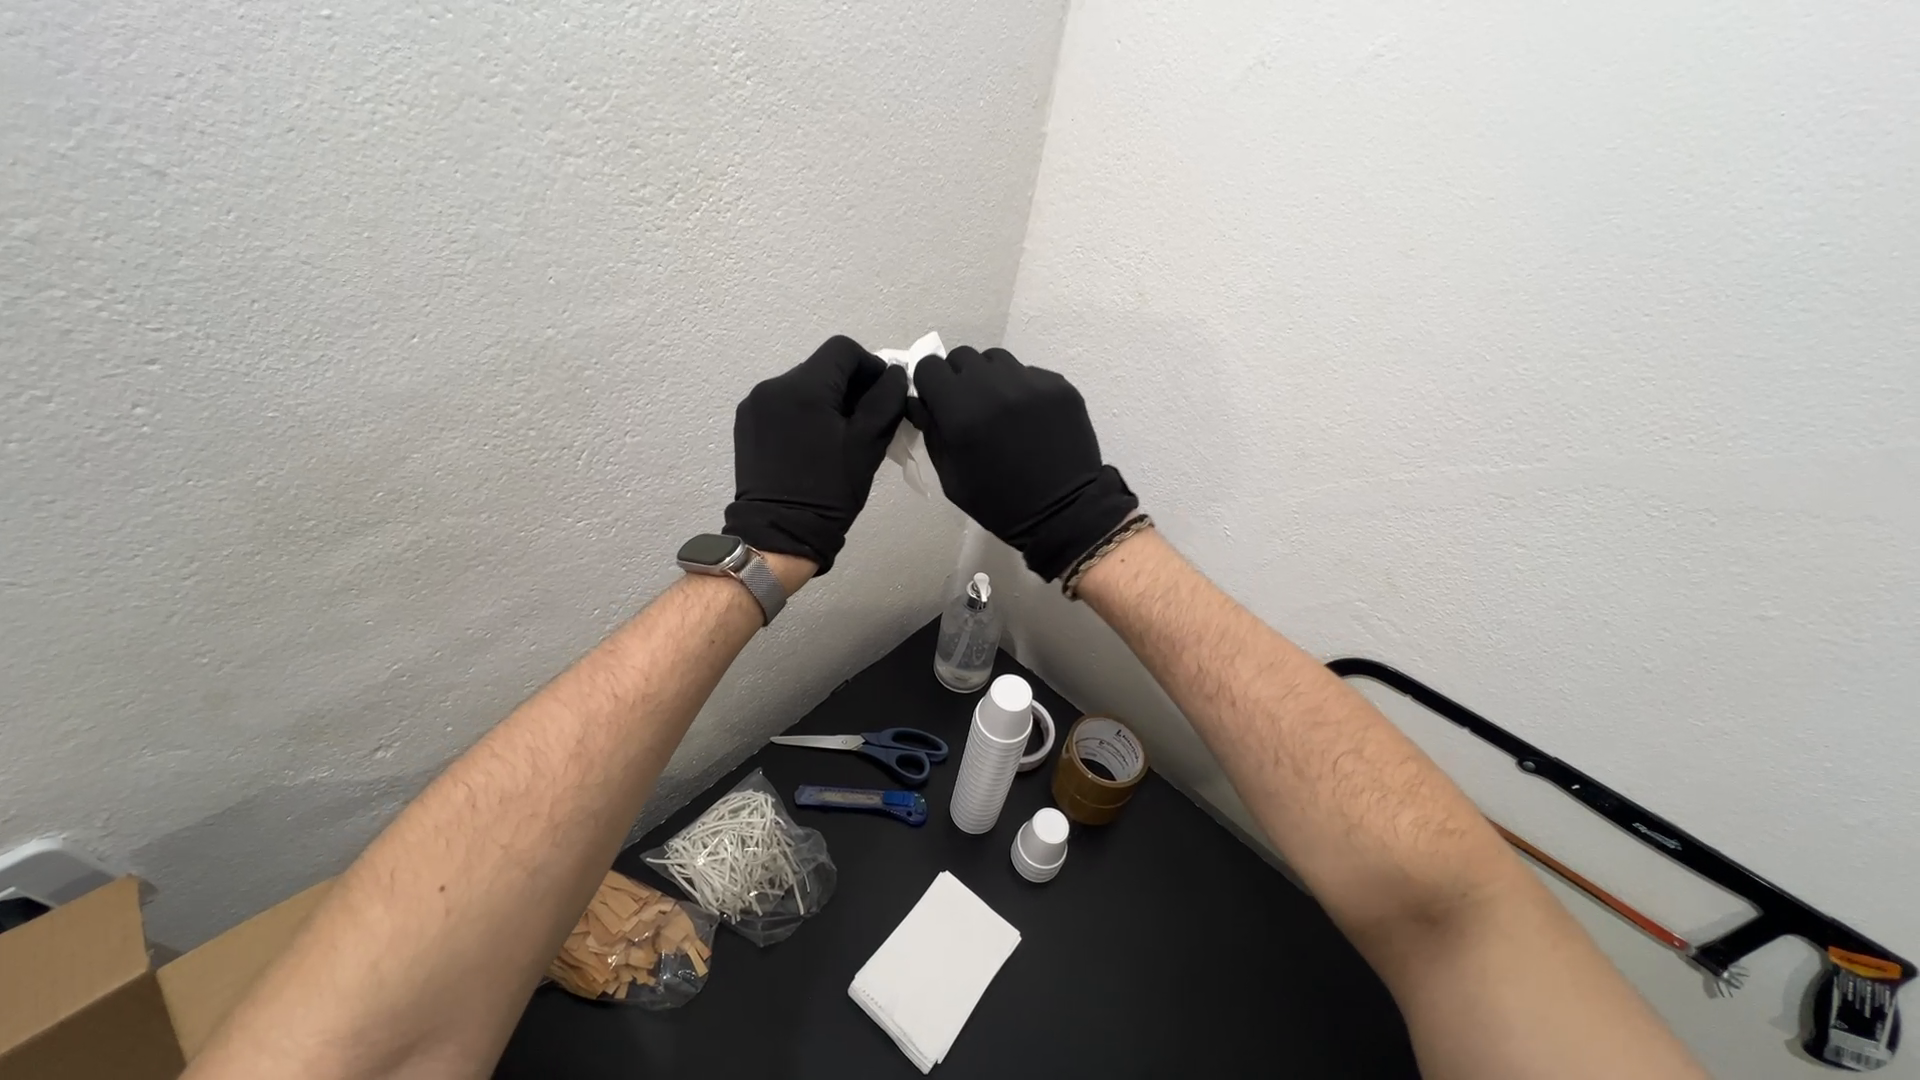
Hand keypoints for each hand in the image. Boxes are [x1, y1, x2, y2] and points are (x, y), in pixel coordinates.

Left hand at [724, 336, 907, 574]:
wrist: (779, 534)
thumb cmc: (829, 492)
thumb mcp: (868, 444)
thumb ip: (886, 400)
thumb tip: (892, 374)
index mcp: (803, 387)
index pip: (844, 349)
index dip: (871, 366)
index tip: (882, 396)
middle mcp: (773, 386)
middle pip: (822, 367)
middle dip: (849, 386)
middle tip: (867, 420)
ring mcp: (755, 405)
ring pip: (803, 386)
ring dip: (826, 401)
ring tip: (839, 436)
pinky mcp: (746, 424)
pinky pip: (783, 404)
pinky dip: (804, 414)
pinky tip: (814, 445)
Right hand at [909, 347, 1138, 581]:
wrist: (1063, 512)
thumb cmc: (998, 502)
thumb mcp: (950, 475)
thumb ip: (932, 431)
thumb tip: (921, 402)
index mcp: (960, 411)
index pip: (929, 367)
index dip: (929, 384)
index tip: (937, 401)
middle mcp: (993, 387)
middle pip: (962, 356)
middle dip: (958, 378)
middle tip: (968, 406)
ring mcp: (1029, 382)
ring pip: (996, 360)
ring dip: (989, 378)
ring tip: (1000, 408)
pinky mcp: (1057, 385)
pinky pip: (1028, 373)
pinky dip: (1021, 389)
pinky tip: (1030, 418)